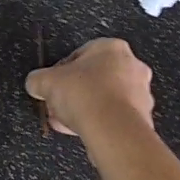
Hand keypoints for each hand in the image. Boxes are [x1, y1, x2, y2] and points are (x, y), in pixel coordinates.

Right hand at [25, 36, 153, 136]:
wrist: (112, 130)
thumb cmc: (84, 95)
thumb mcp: (46, 82)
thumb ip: (38, 79)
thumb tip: (35, 84)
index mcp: (111, 47)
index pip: (81, 54)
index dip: (62, 71)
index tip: (54, 85)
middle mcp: (132, 65)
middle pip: (96, 77)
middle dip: (76, 92)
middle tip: (60, 104)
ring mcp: (141, 93)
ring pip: (107, 98)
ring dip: (88, 108)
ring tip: (67, 122)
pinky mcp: (144, 117)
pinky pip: (116, 117)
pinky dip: (100, 123)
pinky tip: (83, 132)